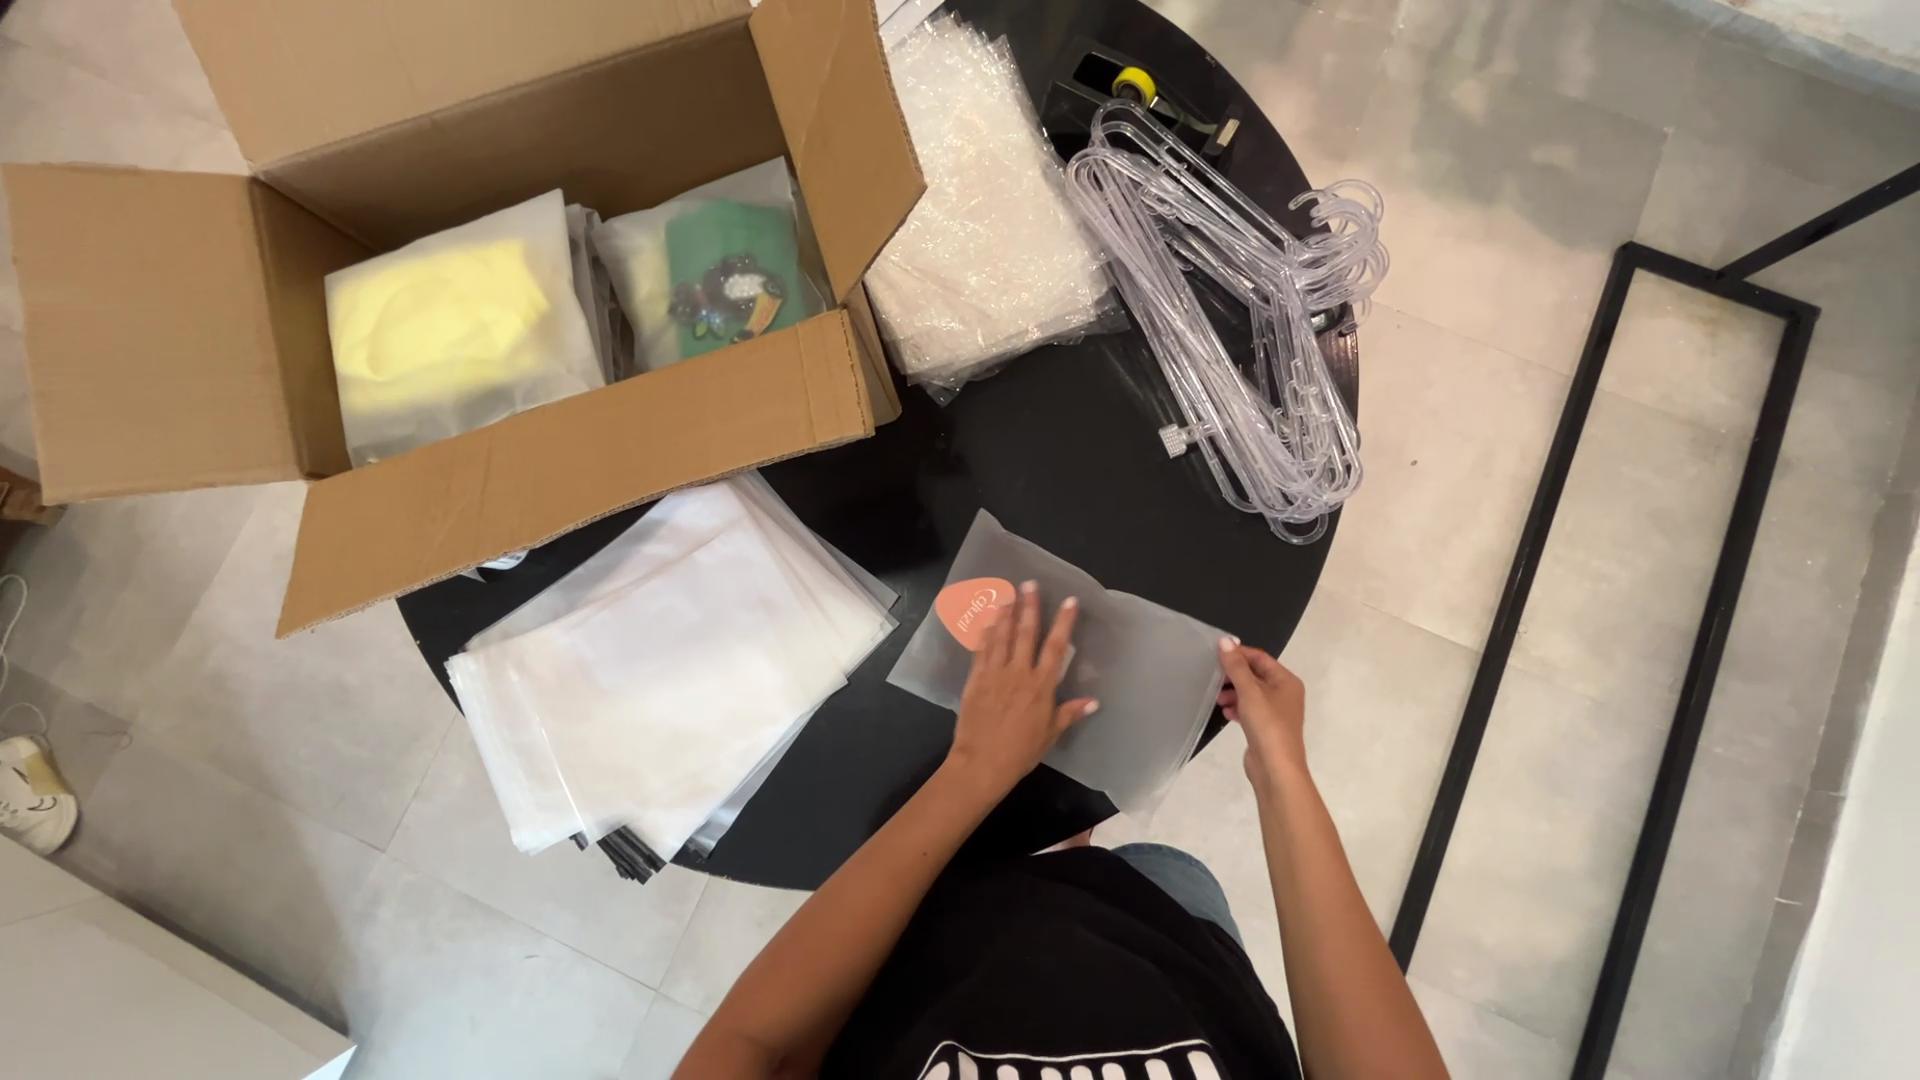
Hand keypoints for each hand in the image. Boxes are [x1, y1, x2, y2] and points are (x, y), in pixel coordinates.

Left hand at [944, 581, 1097, 798]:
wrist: (982, 763)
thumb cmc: (1020, 752)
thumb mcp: (1050, 734)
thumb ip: (1070, 713)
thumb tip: (1094, 701)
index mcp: (1041, 686)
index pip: (1056, 647)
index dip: (1064, 622)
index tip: (1070, 601)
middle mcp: (1018, 673)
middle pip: (1026, 633)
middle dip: (1029, 607)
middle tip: (1030, 584)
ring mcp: (995, 674)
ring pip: (1001, 636)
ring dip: (1006, 613)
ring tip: (1008, 592)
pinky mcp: (975, 679)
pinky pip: (981, 650)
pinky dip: (985, 633)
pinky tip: (988, 620)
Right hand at [1217, 639, 1307, 792]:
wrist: (1276, 767)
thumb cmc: (1267, 724)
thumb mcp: (1249, 691)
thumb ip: (1236, 666)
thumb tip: (1225, 641)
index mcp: (1286, 681)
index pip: (1260, 658)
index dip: (1239, 653)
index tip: (1216, 654)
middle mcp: (1284, 693)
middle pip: (1255, 675)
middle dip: (1234, 675)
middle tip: (1214, 677)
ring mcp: (1276, 711)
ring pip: (1250, 693)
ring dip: (1233, 693)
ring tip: (1217, 699)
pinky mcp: (1266, 727)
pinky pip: (1249, 709)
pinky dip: (1237, 708)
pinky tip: (1226, 713)